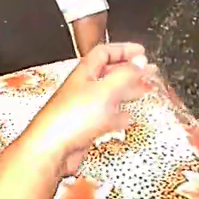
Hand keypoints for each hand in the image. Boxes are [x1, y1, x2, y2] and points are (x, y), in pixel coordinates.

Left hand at [19, 42, 155, 174]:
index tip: (141, 52)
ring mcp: (83, 107)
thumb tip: (139, 61)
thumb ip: (124, 75)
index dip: (123, 49)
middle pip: (109, 72)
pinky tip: (127, 118)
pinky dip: (119, 116)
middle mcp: (83, 87)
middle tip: (147, 71)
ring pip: (110, 95)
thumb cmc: (71, 118)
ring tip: (144, 90)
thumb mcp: (105, 90)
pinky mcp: (85, 127)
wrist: (51, 148)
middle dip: (130, 70)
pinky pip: (106, 117)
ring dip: (128, 91)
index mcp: (85, 73)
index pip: (104, 52)